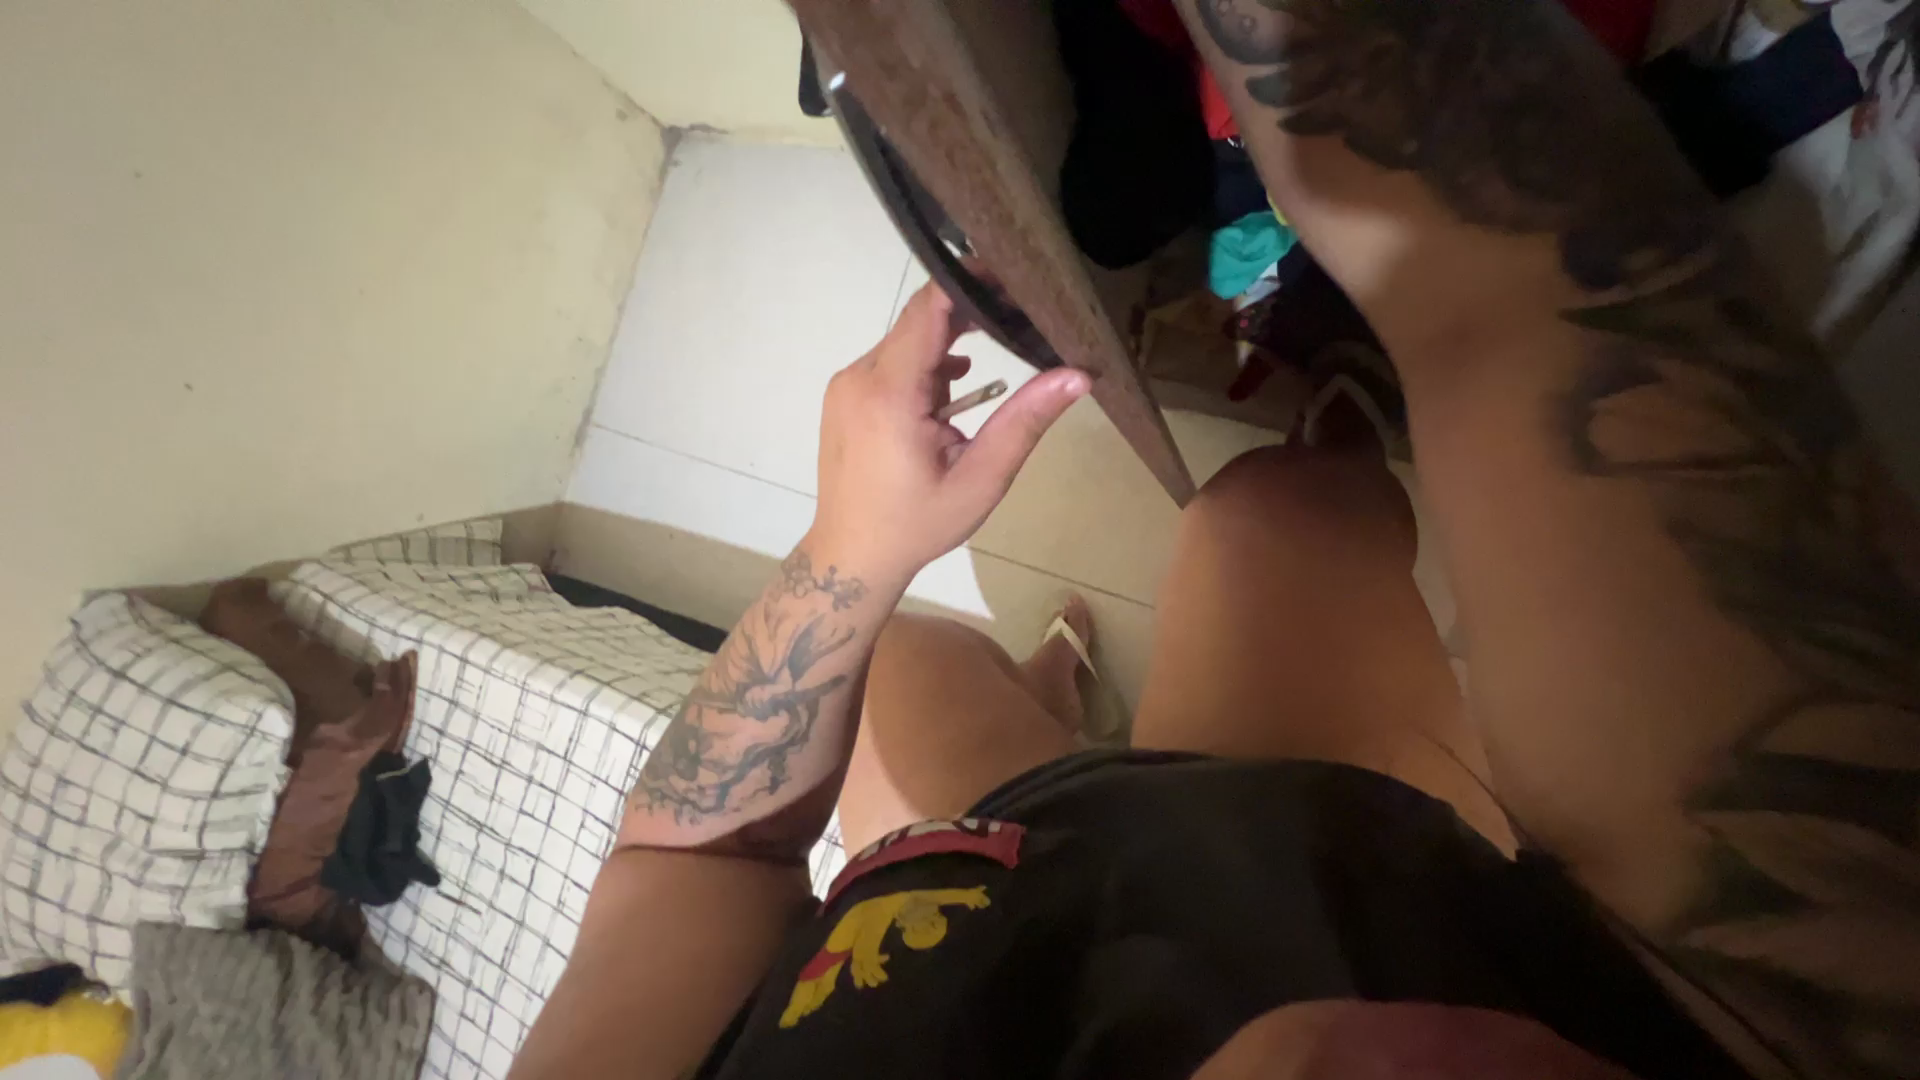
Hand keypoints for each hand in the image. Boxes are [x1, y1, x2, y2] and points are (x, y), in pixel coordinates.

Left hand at [810, 282, 1090, 580]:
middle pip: (918, 321)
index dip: (971, 282)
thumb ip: (1025, 422)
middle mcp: (859, 376)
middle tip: (1019, 320)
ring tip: (984, 377)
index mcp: (889, 392)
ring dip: (945, 350)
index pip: (929, 308)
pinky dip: (922, 371)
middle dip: (968, 316)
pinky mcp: (843, 398)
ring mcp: (845, 386)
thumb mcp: (980, 479)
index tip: (1014, 276)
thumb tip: (1078, 375)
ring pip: (904, 343)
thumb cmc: (917, 525)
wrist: (851, 555)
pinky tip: (950, 397)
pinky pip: (888, 364)